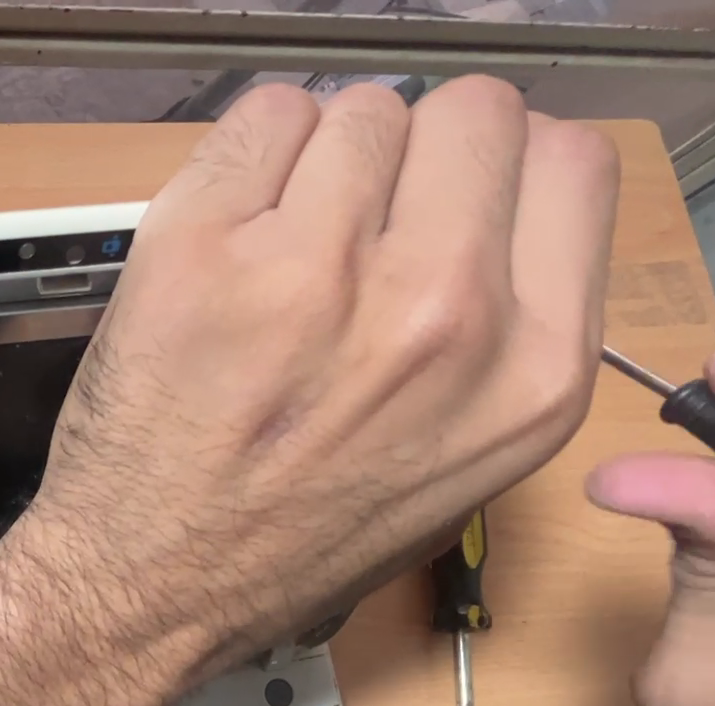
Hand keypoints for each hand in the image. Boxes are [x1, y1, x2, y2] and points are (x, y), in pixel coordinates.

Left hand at [0, 77, 619, 705]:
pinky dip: (242, 160)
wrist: (146, 585)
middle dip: (406, 162)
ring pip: (358, 111)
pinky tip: (217, 242)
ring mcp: (315, 271)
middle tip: (340, 236)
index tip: (433, 206)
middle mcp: (442, 308)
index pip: (568, 161)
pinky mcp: (201, 252)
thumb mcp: (447, 470)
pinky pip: (259, 118)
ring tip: (267, 256)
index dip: (492, 173)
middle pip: (469, 114)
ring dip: (315, 165)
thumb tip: (479, 213)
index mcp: (529, 371)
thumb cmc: (283, 545)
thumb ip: (492, 338)